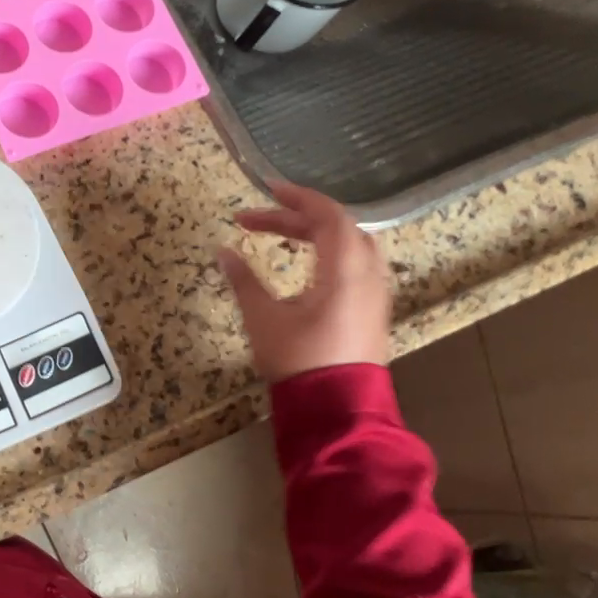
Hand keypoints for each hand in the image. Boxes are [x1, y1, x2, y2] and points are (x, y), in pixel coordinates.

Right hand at [216, 182, 390, 382]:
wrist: (334, 408)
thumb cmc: (298, 360)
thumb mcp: (263, 318)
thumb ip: (244, 280)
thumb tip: (223, 251)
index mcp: (344, 271)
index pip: (328, 217)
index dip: (297, 198)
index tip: (267, 189)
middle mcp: (368, 275)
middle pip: (340, 227)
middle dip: (298, 217)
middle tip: (258, 220)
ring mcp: (375, 293)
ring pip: (353, 244)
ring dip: (318, 232)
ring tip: (283, 235)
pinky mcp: (372, 309)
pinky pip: (358, 263)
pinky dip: (331, 251)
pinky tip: (309, 262)